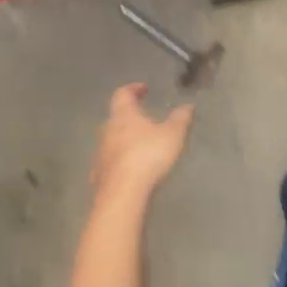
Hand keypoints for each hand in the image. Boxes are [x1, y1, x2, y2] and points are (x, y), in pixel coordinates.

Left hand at [91, 83, 193, 199]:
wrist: (122, 197)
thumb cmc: (148, 157)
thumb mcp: (173, 134)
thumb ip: (180, 118)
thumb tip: (188, 106)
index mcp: (124, 117)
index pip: (122, 95)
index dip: (132, 89)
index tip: (143, 89)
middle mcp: (108, 133)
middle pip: (115, 119)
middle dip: (129, 118)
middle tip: (144, 120)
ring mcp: (100, 157)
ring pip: (110, 142)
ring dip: (123, 141)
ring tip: (141, 147)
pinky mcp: (98, 179)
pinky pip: (109, 165)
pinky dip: (119, 163)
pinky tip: (131, 172)